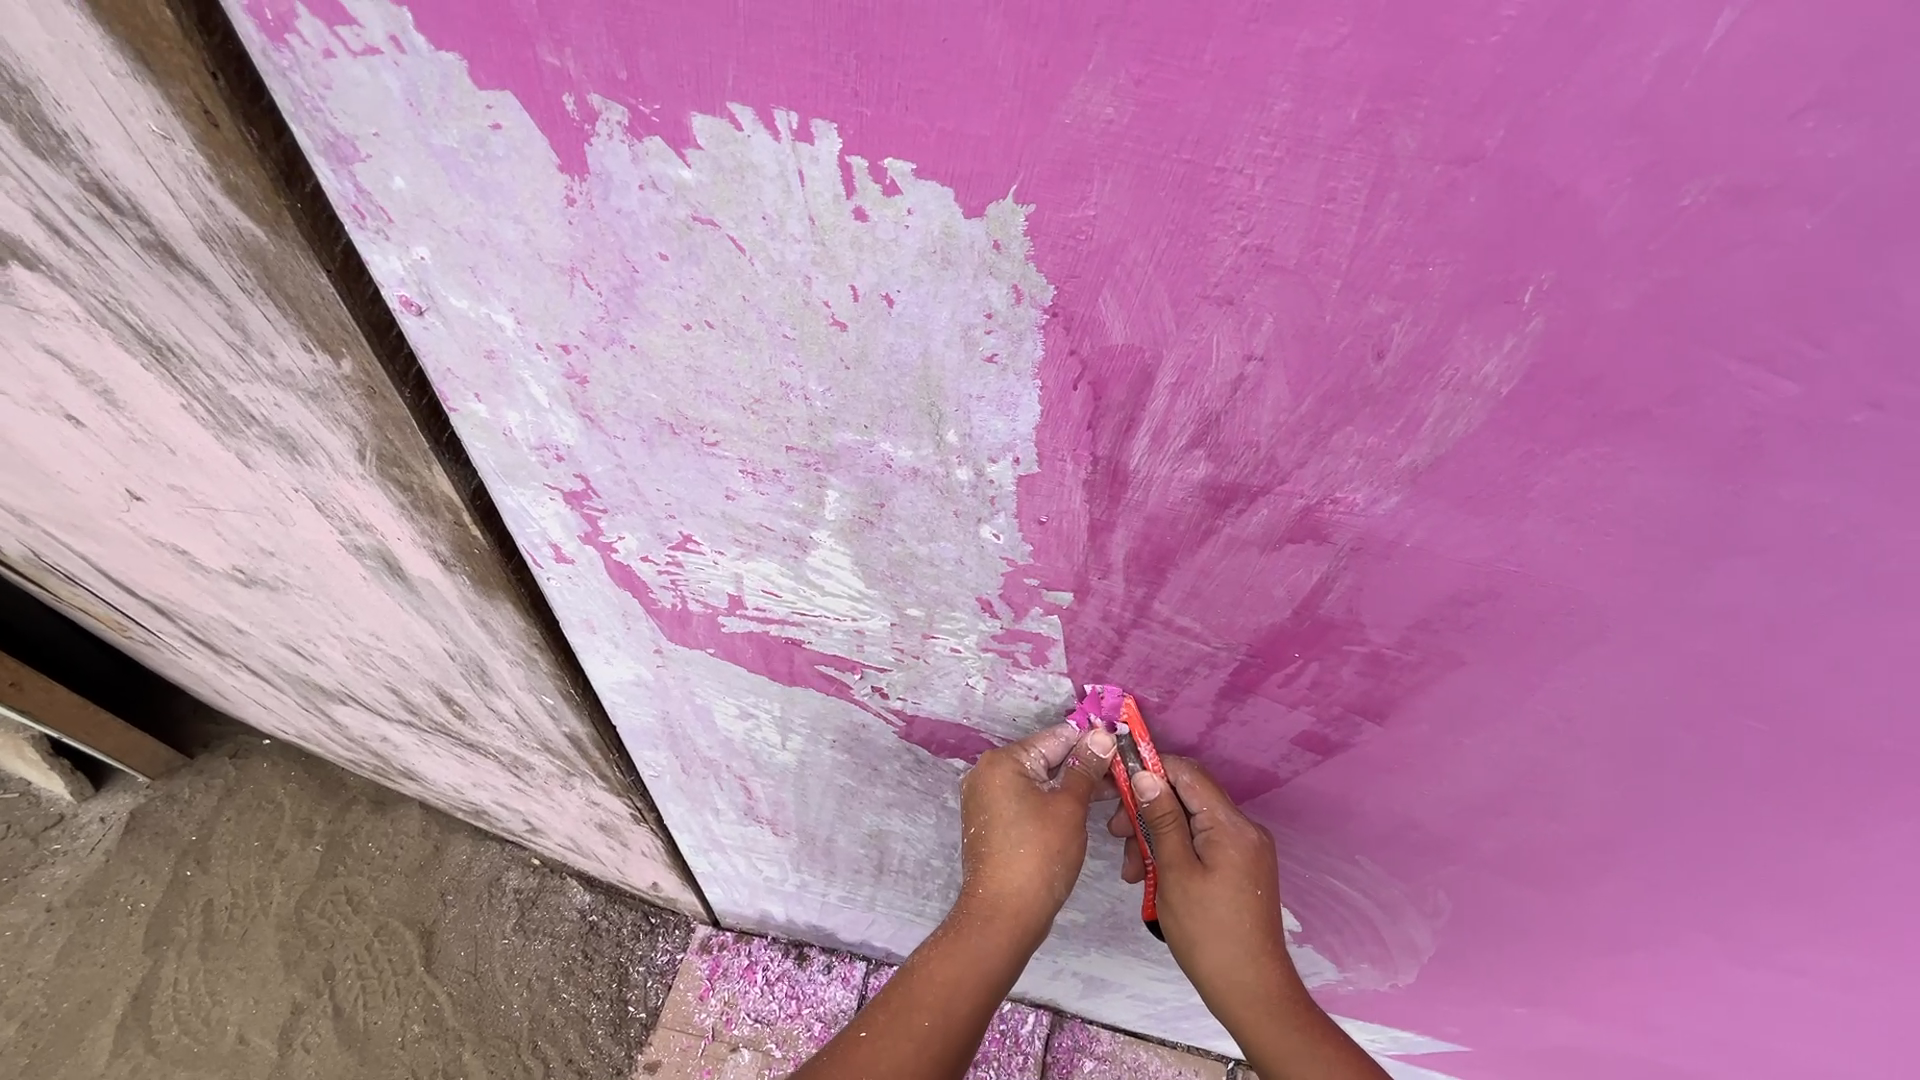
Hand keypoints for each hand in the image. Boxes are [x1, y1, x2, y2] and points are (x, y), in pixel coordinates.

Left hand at [957, 722, 1116, 944]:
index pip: (1056, 738)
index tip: (1124, 743)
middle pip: (1047, 757)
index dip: (1093, 740)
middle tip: (1124, 771)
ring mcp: (987, 797)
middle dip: (1084, 764)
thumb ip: (1086, 768)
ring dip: (1073, 784)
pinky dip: (1054, 800)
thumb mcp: (1069, 807)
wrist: (1003, 916)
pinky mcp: (993, 820)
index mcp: (1003, 761)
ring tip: (1113, 790)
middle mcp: (989, 772)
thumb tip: (1103, 734)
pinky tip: (1084, 806)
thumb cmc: (1039, 857)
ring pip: (1039, 780)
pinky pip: (1028, 799)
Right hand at [1107, 756, 1302, 1032]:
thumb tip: (1144, 774)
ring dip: (1156, 836)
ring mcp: (1245, 850)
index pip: (1187, 773)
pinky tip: (1152, 878)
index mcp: (1231, 825)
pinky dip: (1174, 852)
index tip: (1115, 783)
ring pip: (1191, 822)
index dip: (1149, 769)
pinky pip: (1202, 843)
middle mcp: (1244, 829)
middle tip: (1116, 835)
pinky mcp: (1241, 868)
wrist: (1252, 993)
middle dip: (1148, 810)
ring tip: (1132, 870)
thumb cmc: (1207, 933)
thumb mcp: (1174, 872)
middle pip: (1187, 797)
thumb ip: (1161, 819)